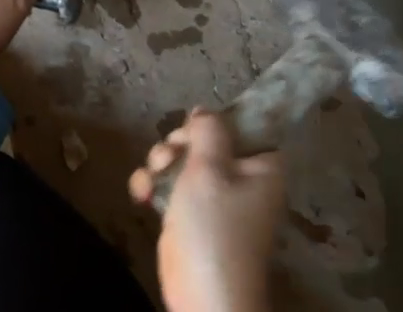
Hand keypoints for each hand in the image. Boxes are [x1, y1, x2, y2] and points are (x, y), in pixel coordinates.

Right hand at [129, 110, 286, 311]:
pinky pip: (169, 186)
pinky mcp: (189, 217)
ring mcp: (214, 201)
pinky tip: (141, 196)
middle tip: (170, 155)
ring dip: (160, 163)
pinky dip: (152, 186)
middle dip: (179, 143)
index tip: (196, 124)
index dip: (219, 121)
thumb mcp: (210, 168)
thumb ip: (208, 130)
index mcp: (261, 169)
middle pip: (207, 141)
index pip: (246, 129)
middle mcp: (241, 181)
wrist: (202, 297)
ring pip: (182, 161)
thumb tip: (206, 109)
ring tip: (153, 178)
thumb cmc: (214, 228)